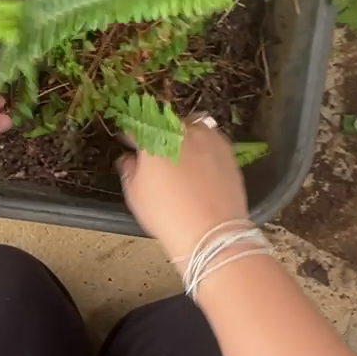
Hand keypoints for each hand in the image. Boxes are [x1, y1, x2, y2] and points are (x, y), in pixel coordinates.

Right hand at [117, 118, 248, 261]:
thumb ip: (130, 169)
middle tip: (155, 153)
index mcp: (153, 137)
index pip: (137, 126)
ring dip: (181, 137)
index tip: (129, 142)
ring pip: (189, 128)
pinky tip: (198, 165)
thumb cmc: (167, 215)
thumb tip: (131, 159)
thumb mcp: (136, 195)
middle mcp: (181, 130)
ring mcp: (207, 137)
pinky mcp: (226, 148)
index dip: (131, 135)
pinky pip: (209, 139)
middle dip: (157, 134)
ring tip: (179, 157)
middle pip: (164, 123)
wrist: (211, 232)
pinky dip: (201, 146)